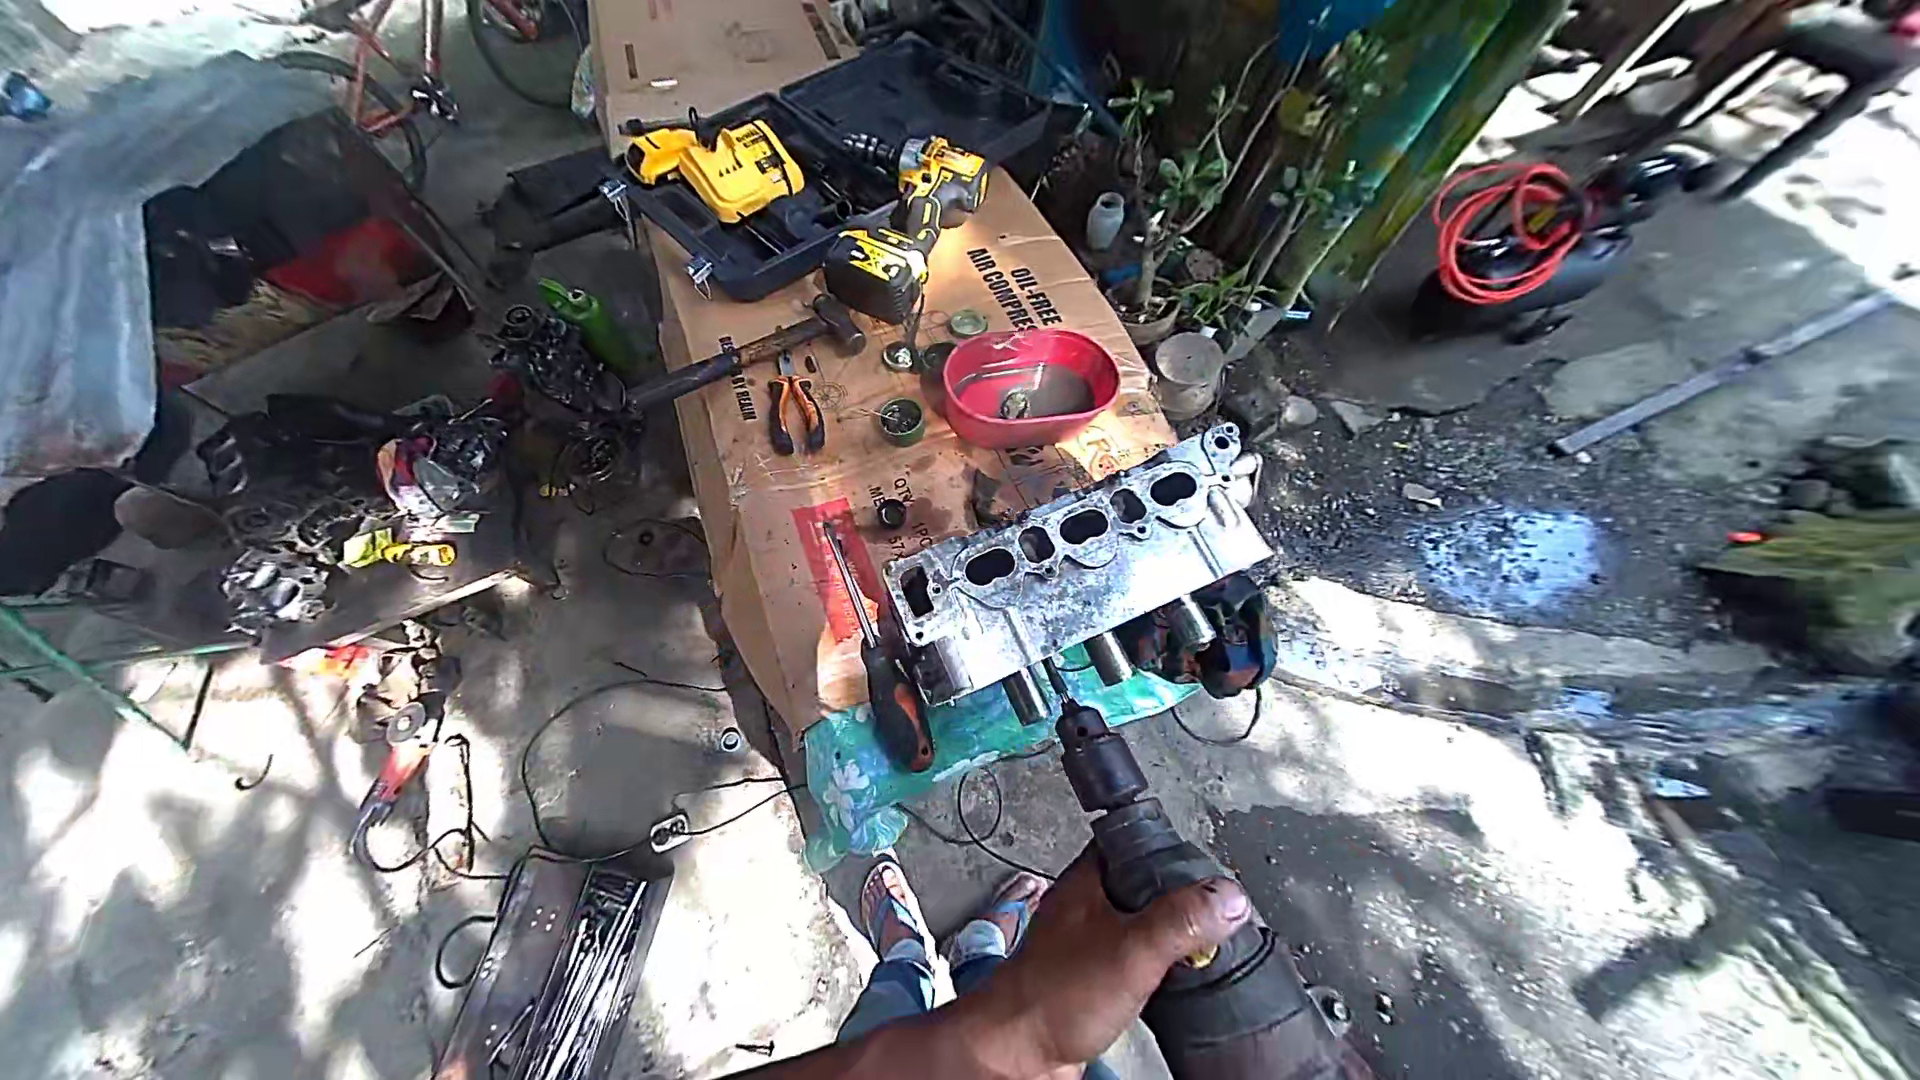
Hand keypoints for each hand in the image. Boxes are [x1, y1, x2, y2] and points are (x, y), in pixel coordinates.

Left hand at [962, 849, 1252, 1077]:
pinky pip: (1127, 954)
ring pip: (1132, 919)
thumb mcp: (1132, 948)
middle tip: (1209, 906)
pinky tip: (1172, 973)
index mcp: (1086, 878)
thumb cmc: (1061, 991)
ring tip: (1199, 939)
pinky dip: (1152, 959)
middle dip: (1171, 892)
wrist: (1022, 1048)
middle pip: (1134, 881)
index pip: (1126, 840)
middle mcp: (1083, 901)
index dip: (1162, 846)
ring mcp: (1083, 937)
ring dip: (1163, 929)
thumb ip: (1180, 920)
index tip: (1199, 862)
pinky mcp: (1087, 973)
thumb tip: (1228, 896)